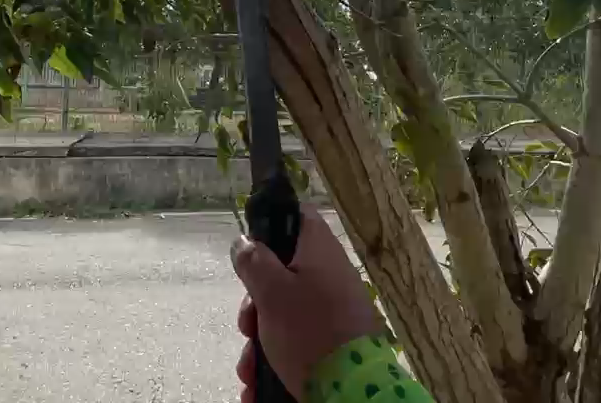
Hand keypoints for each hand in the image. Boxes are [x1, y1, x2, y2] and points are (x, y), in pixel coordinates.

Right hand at [232, 207, 380, 401]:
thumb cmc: (309, 329)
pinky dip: (276, 359)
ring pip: (285, 312)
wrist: (356, 391)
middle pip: (282, 272)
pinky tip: (258, 384)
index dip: (270, 224)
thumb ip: (253, 261)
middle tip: (246, 327)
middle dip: (255, 304)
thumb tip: (244, 241)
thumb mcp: (271, 291)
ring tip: (248, 371)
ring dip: (260, 339)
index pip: (296, 214)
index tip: (250, 252)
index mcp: (318, 248)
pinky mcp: (336, 342)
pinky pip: (299, 340)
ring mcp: (335, 308)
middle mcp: (329, 272)